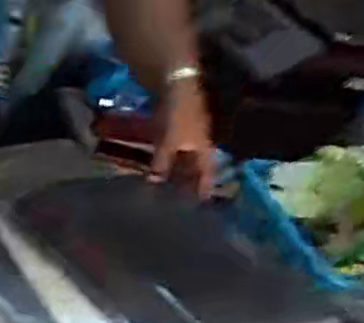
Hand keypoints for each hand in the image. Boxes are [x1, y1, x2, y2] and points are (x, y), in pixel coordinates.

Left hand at [151, 78, 214, 196]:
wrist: (177, 82)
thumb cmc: (178, 114)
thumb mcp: (170, 142)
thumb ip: (162, 163)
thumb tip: (155, 181)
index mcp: (203, 147)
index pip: (208, 171)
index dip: (206, 186)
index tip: (204, 200)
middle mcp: (199, 142)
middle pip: (196, 167)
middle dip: (191, 182)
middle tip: (182, 200)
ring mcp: (189, 135)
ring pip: (185, 159)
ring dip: (179, 173)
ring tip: (170, 189)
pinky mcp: (178, 128)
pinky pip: (175, 151)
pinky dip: (169, 161)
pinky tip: (160, 170)